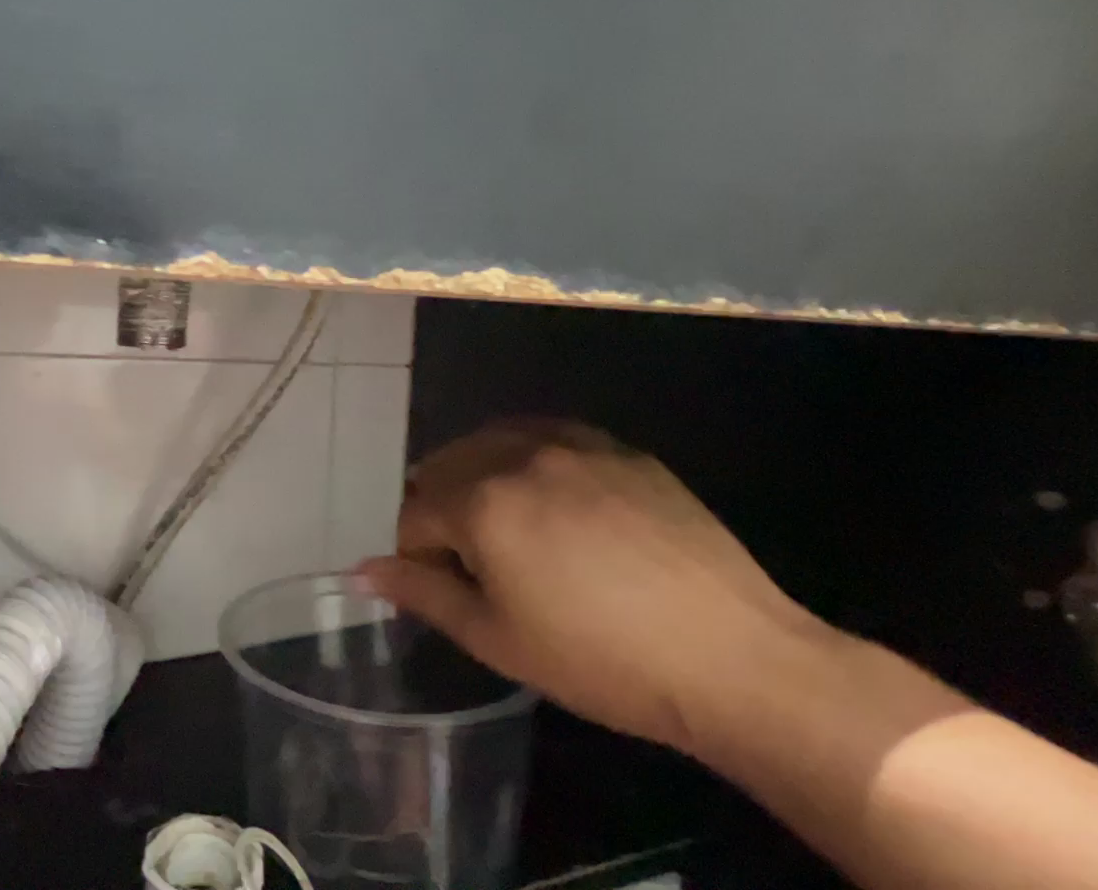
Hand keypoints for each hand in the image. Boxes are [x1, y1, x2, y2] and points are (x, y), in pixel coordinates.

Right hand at [359, 420, 828, 751]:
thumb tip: (362, 571)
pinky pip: (552, 437)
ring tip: (506, 527)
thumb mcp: (496, 638)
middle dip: (440, 509)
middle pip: (446, 465)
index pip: (414, 512)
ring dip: (479, 476)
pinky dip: (531, 459)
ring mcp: (578, 446)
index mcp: (481, 501)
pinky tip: (554, 500)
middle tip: (469, 562)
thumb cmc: (598, 660)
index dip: (414, 553)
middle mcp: (520, 456)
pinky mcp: (625, 452)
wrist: (735, 659)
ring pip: (495, 442)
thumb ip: (422, 593)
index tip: (438, 587)